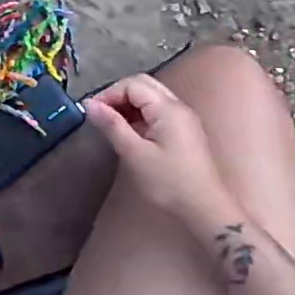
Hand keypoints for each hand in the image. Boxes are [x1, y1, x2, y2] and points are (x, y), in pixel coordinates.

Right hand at [84, 74, 233, 218]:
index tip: (92, 112)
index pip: (132, 84)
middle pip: (143, 85)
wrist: (204, 209)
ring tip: (111, 124)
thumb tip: (90, 104)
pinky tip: (129, 132)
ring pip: (151, 98)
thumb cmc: (168, 181)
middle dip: (118, 95)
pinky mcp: (185, 132)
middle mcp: (178, 107)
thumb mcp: (134, 153)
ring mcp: (184, 119)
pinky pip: (158, 111)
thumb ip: (112, 125)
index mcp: (168, 108)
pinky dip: (140, 115)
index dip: (108, 93)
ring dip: (128, 105)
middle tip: (100, 114)